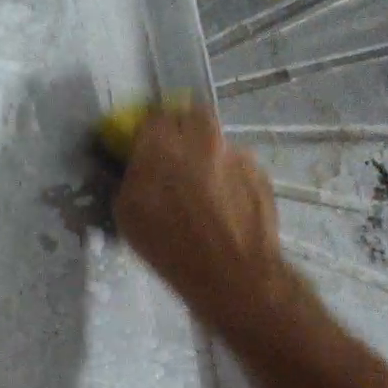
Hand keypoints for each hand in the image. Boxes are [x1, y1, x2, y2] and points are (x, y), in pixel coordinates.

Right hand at [113, 105, 286, 326]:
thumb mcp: (127, 212)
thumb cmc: (167, 244)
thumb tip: (137, 165)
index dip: (147, 129)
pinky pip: (236, 164)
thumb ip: (132, 177)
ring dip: (205, 153)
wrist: (231, 272)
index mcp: (162, 146)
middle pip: (190, 115)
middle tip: (172, 152)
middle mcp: (201, 140)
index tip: (143, 144)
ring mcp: (236, 155)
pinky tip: (222, 204)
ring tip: (200, 186)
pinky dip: (226, 175)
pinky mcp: (260, 173)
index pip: (152, 116)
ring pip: (216, 141)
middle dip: (180, 127)